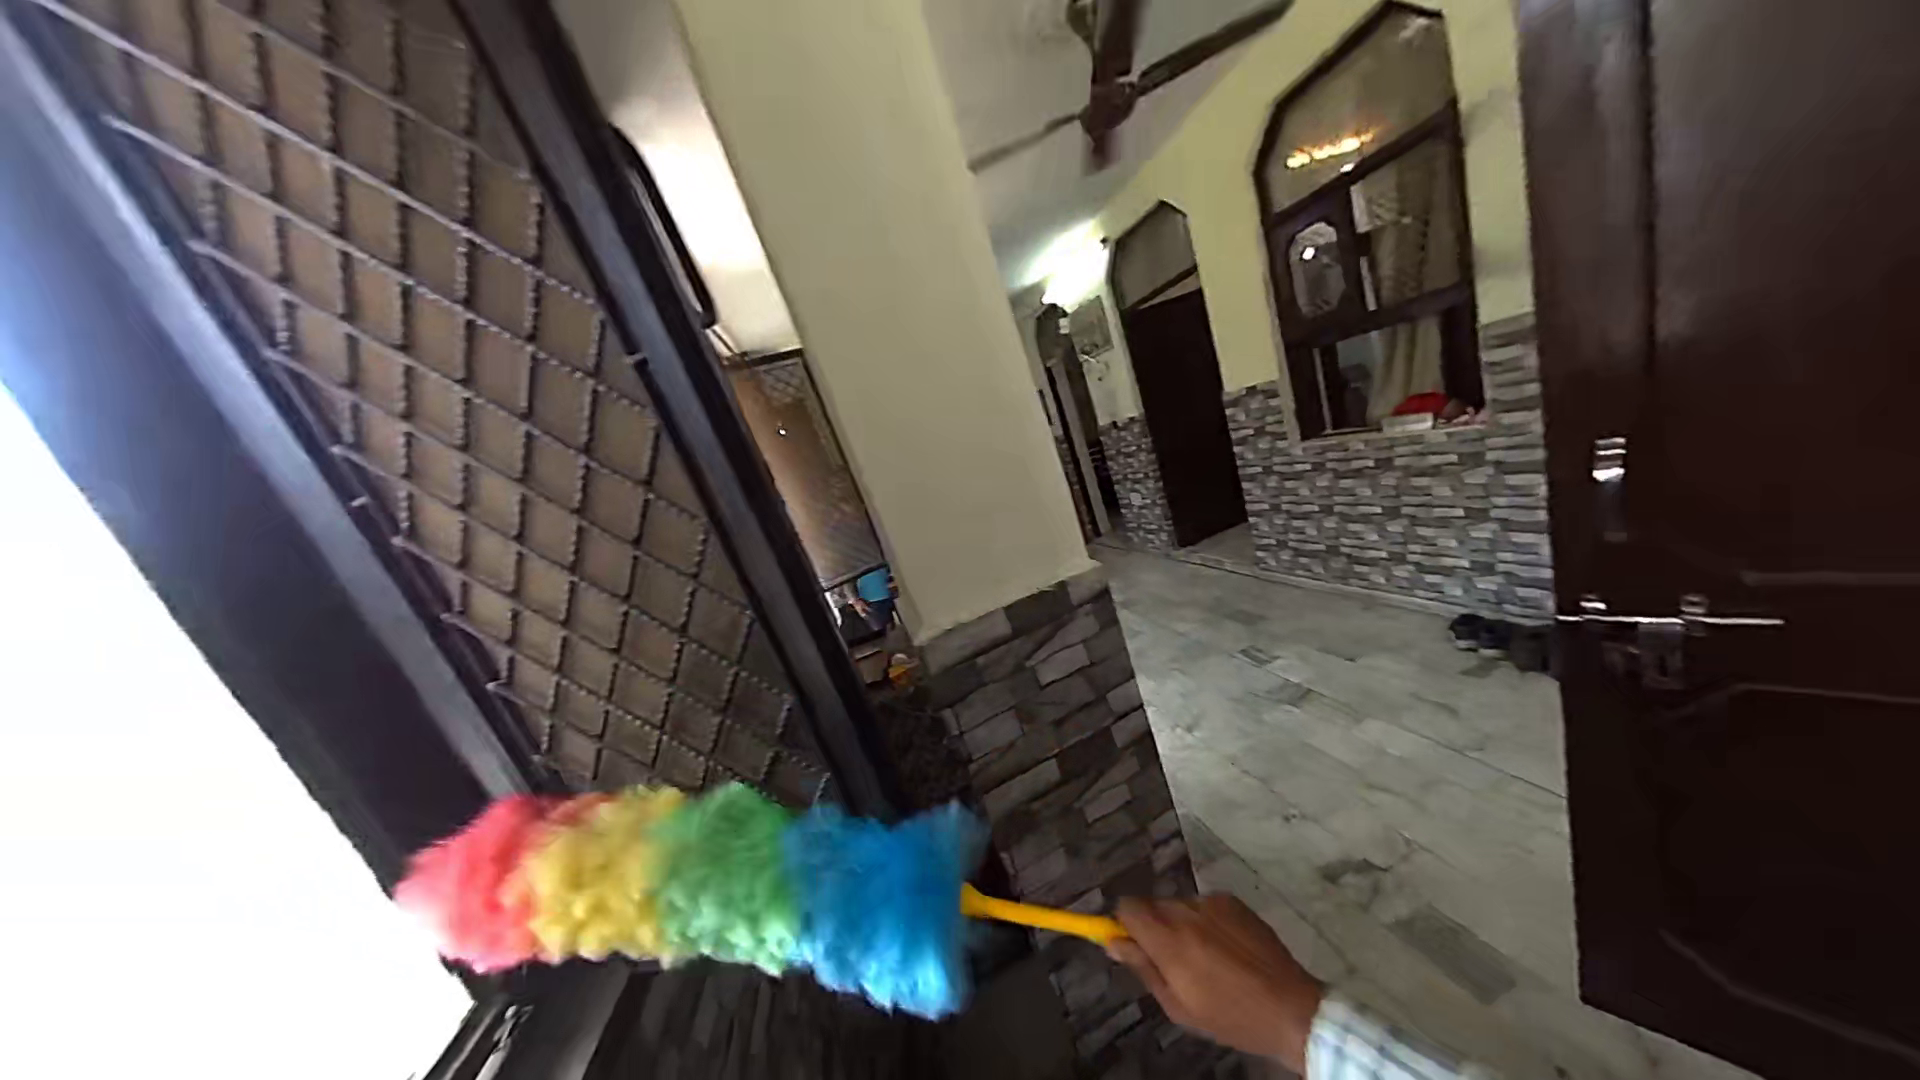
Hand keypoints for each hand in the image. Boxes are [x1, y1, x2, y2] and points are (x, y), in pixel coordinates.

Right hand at [1109, 894, 1323, 1070]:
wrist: (1292, 1009)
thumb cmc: (1231, 1017)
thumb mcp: (1179, 1007)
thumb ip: (1143, 968)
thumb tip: (1112, 941)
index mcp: (1168, 939)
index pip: (1127, 906)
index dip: (1125, 922)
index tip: (1134, 942)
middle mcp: (1185, 910)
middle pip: (1152, 904)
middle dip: (1155, 926)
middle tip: (1174, 960)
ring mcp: (1210, 902)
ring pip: (1179, 905)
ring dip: (1182, 924)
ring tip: (1208, 957)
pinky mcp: (1231, 900)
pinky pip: (1204, 905)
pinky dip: (1207, 921)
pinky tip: (1227, 948)